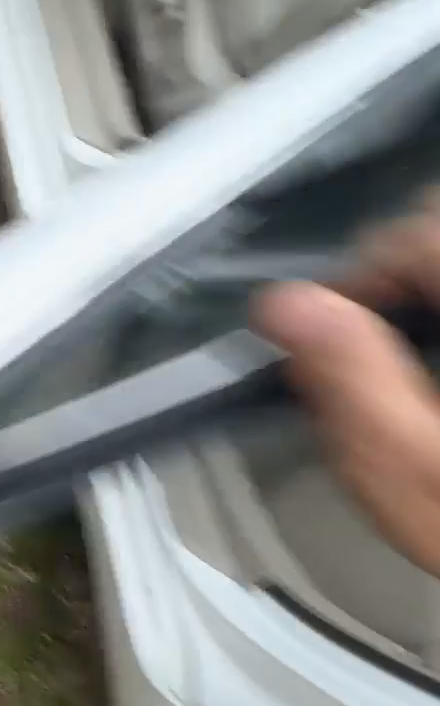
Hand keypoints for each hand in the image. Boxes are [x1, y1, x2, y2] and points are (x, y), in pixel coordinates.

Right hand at [254, 203, 439, 575]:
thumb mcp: (402, 466)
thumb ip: (348, 378)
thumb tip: (280, 303)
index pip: (416, 239)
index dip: (353, 281)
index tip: (319, 342)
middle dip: (400, 270)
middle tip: (366, 342)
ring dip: (421, 285)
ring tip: (411, 347)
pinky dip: (434, 304)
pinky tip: (433, 352)